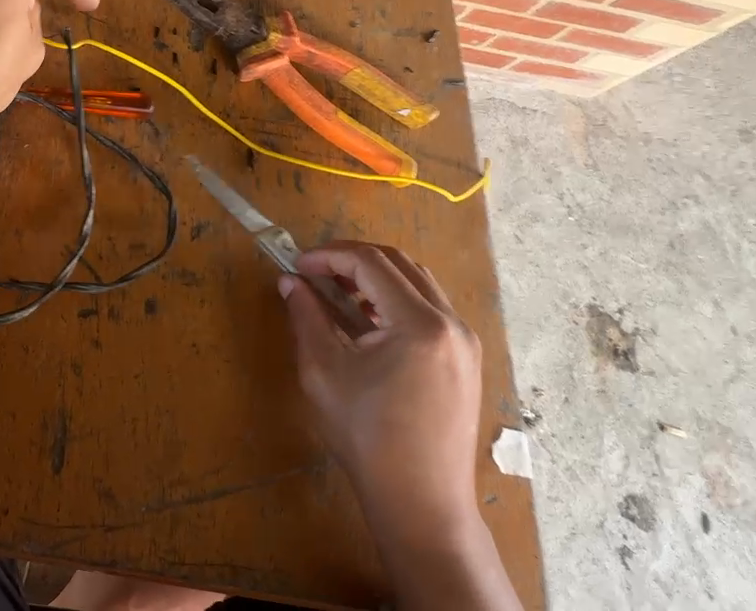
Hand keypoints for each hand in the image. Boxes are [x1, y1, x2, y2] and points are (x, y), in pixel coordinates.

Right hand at [278, 242, 482, 535]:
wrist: (420, 500)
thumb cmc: (366, 436)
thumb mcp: (324, 371)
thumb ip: (306, 317)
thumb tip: (290, 282)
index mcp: (420, 324)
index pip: (370, 263)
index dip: (328, 256)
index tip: (297, 266)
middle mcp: (451, 323)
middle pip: (399, 263)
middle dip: (352, 259)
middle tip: (315, 273)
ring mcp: (464, 342)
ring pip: (417, 283)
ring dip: (375, 278)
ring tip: (338, 295)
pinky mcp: (465, 359)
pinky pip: (429, 309)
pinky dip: (395, 300)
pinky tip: (368, 323)